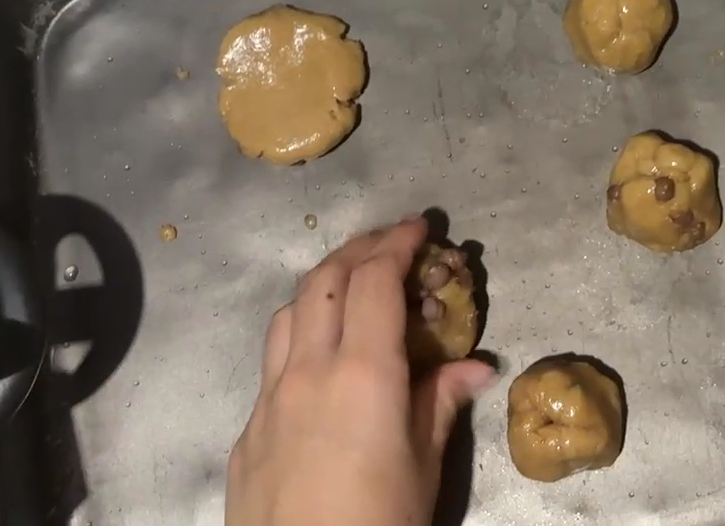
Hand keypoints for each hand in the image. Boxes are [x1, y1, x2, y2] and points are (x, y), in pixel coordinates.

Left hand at [226, 216, 497, 525]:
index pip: (374, 279)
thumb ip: (443, 399)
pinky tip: (324, 360)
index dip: (397, 243)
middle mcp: (308, 372)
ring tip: (356, 285)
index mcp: (362, 372)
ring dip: (324, 283)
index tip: (420, 227)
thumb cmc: (381, 521)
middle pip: (324, 279)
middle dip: (361, 248)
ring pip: (289, 311)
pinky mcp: (246, 434)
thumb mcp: (426, 464)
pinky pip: (273, 361)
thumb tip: (478, 366)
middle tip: (392, 243)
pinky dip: (302, 333)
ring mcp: (268, 401)